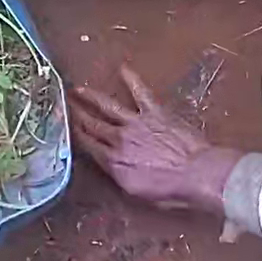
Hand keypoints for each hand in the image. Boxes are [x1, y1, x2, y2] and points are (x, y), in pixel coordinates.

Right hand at [69, 65, 241, 218]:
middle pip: (93, 125)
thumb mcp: (136, 192)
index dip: (76, 136)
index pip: (88, 146)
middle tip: (65, 105)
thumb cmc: (170, 189)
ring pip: (108, 107)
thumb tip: (110, 164)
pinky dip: (132, 79)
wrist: (197, 173)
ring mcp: (136, 122)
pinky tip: (123, 68)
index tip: (65, 127)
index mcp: (113, 161)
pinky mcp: (155, 112)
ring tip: (79, 89)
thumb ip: (118, 175)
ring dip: (92, 97)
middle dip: (77, 115)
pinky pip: (141, 92)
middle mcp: (119, 139)